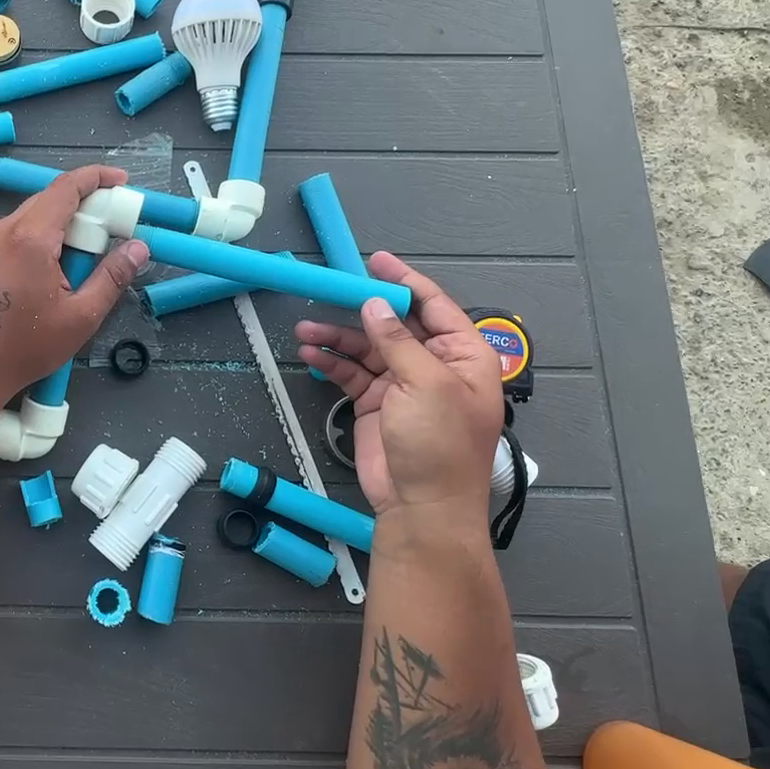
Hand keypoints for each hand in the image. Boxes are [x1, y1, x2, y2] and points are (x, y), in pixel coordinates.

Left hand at [0, 165, 150, 405]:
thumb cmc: (25, 347)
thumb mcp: (81, 316)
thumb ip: (112, 277)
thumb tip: (137, 249)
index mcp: (30, 238)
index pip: (66, 188)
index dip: (97, 177)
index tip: (121, 181)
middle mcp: (4, 231)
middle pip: (50, 198)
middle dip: (85, 204)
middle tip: (112, 224)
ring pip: (32, 215)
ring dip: (63, 222)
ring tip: (87, 249)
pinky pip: (17, 231)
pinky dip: (42, 235)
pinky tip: (57, 264)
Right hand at [294, 252, 502, 518]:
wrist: (422, 506)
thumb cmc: (440, 445)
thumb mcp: (426, 385)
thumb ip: (399, 341)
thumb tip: (375, 305)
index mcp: (463, 357)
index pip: (435, 308)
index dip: (405, 283)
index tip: (376, 262)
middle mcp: (434, 366)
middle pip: (394, 325)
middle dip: (362, 309)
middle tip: (330, 290)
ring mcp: (402, 385)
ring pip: (367, 348)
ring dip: (338, 337)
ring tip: (305, 329)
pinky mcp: (376, 404)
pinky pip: (351, 373)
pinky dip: (331, 362)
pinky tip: (311, 353)